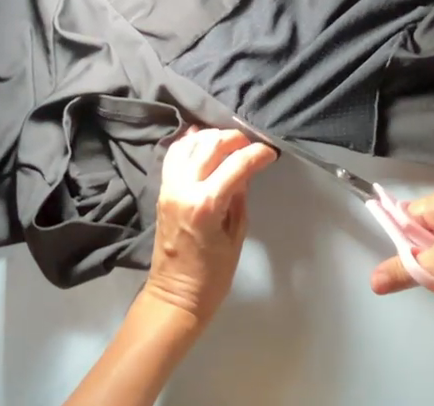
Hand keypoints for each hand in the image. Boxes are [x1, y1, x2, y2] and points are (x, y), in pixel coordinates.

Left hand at [143, 127, 276, 325]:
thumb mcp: (236, 237)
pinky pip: (174, 154)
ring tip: (230, 143)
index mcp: (206, 204)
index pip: (236, 164)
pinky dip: (189, 142)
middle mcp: (184, 187)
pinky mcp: (162, 188)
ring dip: (212, 137)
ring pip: (190, 143)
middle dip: (235, 139)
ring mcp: (169, 186)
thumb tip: (244, 172)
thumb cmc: (211, 276)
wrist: (174, 295)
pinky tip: (202, 141)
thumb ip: (239, 199)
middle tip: (251, 146)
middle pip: (211, 145)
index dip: (257, 153)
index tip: (270, 153)